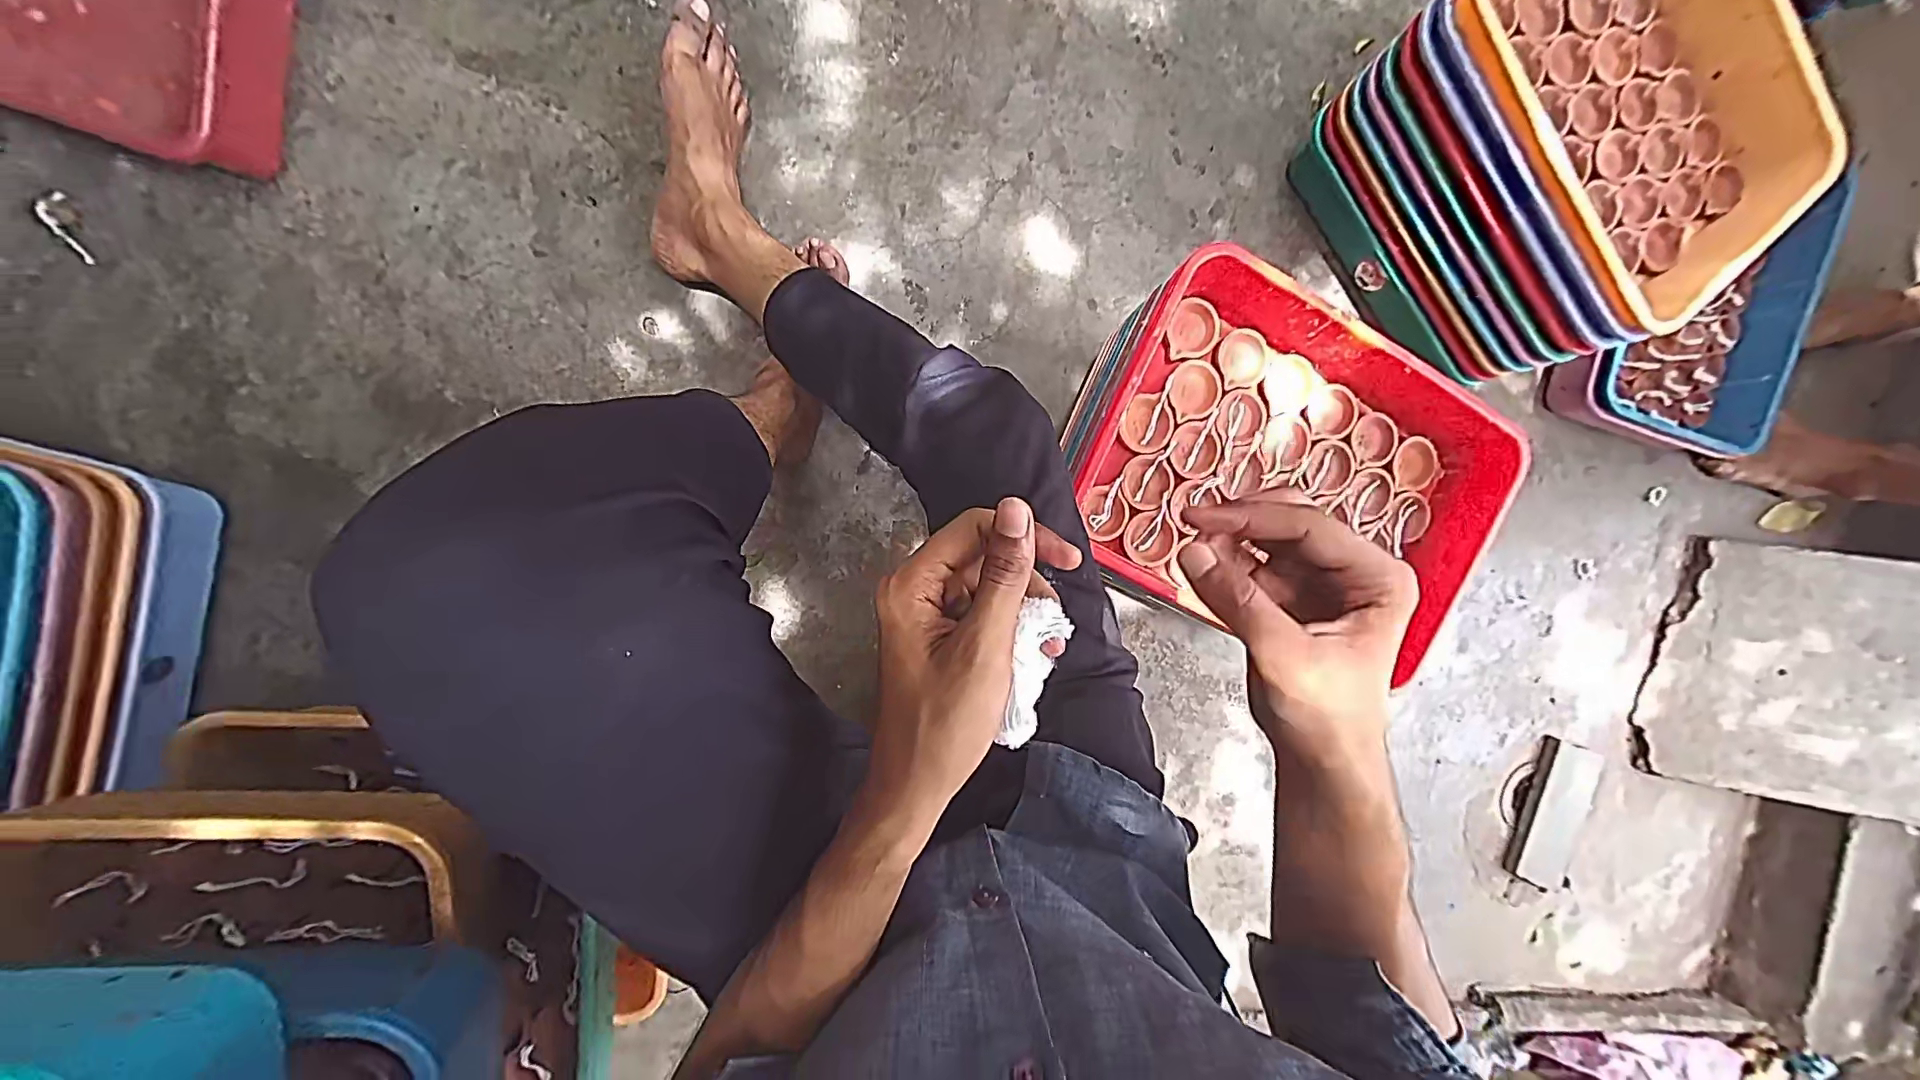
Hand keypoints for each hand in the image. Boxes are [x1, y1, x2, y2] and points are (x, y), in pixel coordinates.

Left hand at [868, 498, 1082, 819]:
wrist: (917, 783)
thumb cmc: (942, 727)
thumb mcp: (985, 645)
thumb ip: (1004, 575)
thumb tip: (1016, 512)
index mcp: (910, 585)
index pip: (974, 528)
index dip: (1023, 536)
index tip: (1064, 558)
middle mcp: (913, 591)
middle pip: (982, 556)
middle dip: (1025, 582)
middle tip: (1052, 614)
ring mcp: (924, 613)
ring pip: (988, 585)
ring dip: (1022, 608)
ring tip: (1043, 641)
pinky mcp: (938, 634)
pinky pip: (981, 612)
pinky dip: (1010, 627)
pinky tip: (1029, 650)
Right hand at [1178, 490, 1417, 764]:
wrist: (1321, 757)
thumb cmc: (1329, 718)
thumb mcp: (1284, 655)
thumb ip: (1238, 601)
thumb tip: (1196, 552)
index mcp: (1377, 578)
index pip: (1309, 527)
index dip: (1250, 517)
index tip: (1204, 517)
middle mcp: (1351, 573)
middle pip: (1289, 523)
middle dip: (1240, 522)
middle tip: (1197, 523)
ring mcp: (1318, 584)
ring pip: (1266, 540)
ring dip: (1228, 542)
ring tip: (1196, 549)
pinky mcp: (1288, 599)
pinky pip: (1250, 566)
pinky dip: (1224, 565)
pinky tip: (1205, 569)